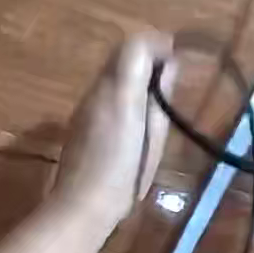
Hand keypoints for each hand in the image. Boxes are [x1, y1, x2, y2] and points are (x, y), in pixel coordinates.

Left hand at [50, 32, 172, 226]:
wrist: (82, 207)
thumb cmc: (123, 177)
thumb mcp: (152, 140)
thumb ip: (158, 99)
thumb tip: (168, 67)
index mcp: (117, 91)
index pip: (136, 45)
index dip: (159, 46)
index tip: (175, 64)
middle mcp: (96, 91)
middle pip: (121, 55)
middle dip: (146, 61)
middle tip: (167, 84)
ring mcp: (83, 106)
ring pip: (111, 75)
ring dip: (133, 78)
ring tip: (151, 107)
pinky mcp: (78, 122)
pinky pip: (103, 95)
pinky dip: (120, 96)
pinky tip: (130, 125)